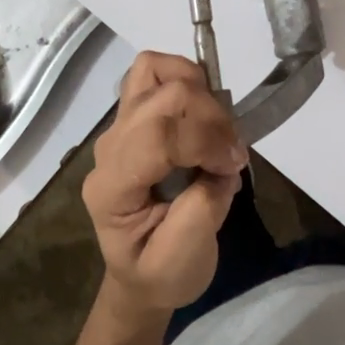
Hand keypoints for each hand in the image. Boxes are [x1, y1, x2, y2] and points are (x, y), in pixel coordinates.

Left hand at [81, 51, 246, 313]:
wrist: (143, 274)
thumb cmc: (160, 272)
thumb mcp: (183, 260)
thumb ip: (203, 208)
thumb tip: (225, 161)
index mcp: (112, 188)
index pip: (156, 137)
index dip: (204, 139)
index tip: (235, 164)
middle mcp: (109, 148)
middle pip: (160, 95)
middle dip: (208, 114)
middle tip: (232, 150)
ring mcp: (120, 127)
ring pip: (153, 70)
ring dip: (196, 88)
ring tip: (216, 126)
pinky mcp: (137, 115)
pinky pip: (158, 73)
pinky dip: (190, 81)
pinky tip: (205, 115)